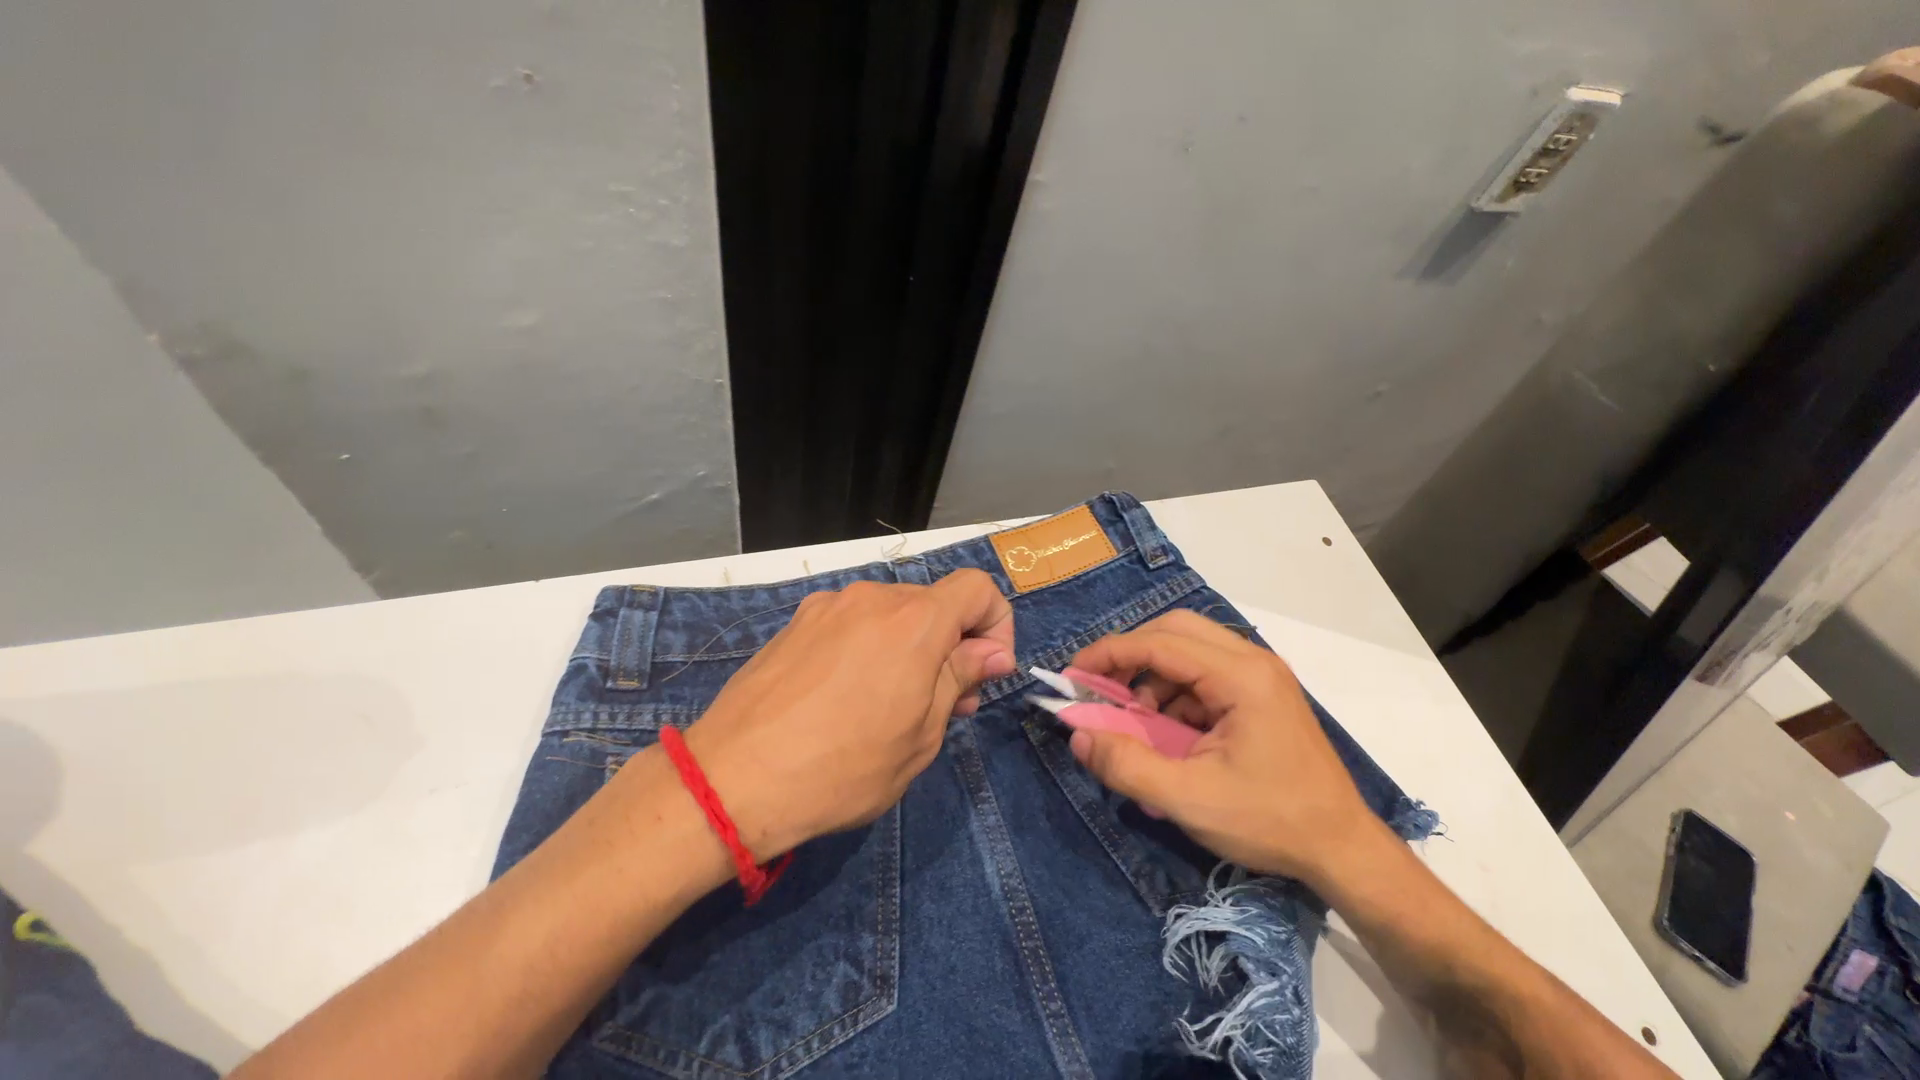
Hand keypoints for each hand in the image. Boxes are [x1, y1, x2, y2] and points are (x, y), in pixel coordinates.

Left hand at [644, 570, 1014, 860]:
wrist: (733, 780)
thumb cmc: (843, 768)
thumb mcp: (921, 735)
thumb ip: (960, 679)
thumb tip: (990, 651)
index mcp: (913, 621)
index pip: (978, 589)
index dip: (997, 626)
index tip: (986, 676)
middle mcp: (870, 599)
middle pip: (932, 604)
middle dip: (952, 646)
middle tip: (946, 707)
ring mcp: (825, 608)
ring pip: (890, 616)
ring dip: (909, 650)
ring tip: (891, 708)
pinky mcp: (793, 626)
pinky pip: (850, 626)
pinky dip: (868, 651)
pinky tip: (846, 701)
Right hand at [1067, 610, 1383, 885]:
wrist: (1341, 848)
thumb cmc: (1270, 821)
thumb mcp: (1189, 799)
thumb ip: (1127, 765)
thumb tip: (1078, 736)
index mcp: (1241, 677)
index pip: (1160, 643)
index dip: (1110, 653)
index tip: (1072, 674)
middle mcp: (1253, 662)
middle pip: (1177, 630)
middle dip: (1131, 655)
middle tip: (1100, 688)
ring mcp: (1262, 677)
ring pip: (1190, 651)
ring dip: (1153, 677)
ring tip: (1135, 724)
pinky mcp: (1262, 696)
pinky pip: (1205, 675)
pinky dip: (1175, 694)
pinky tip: (1168, 735)